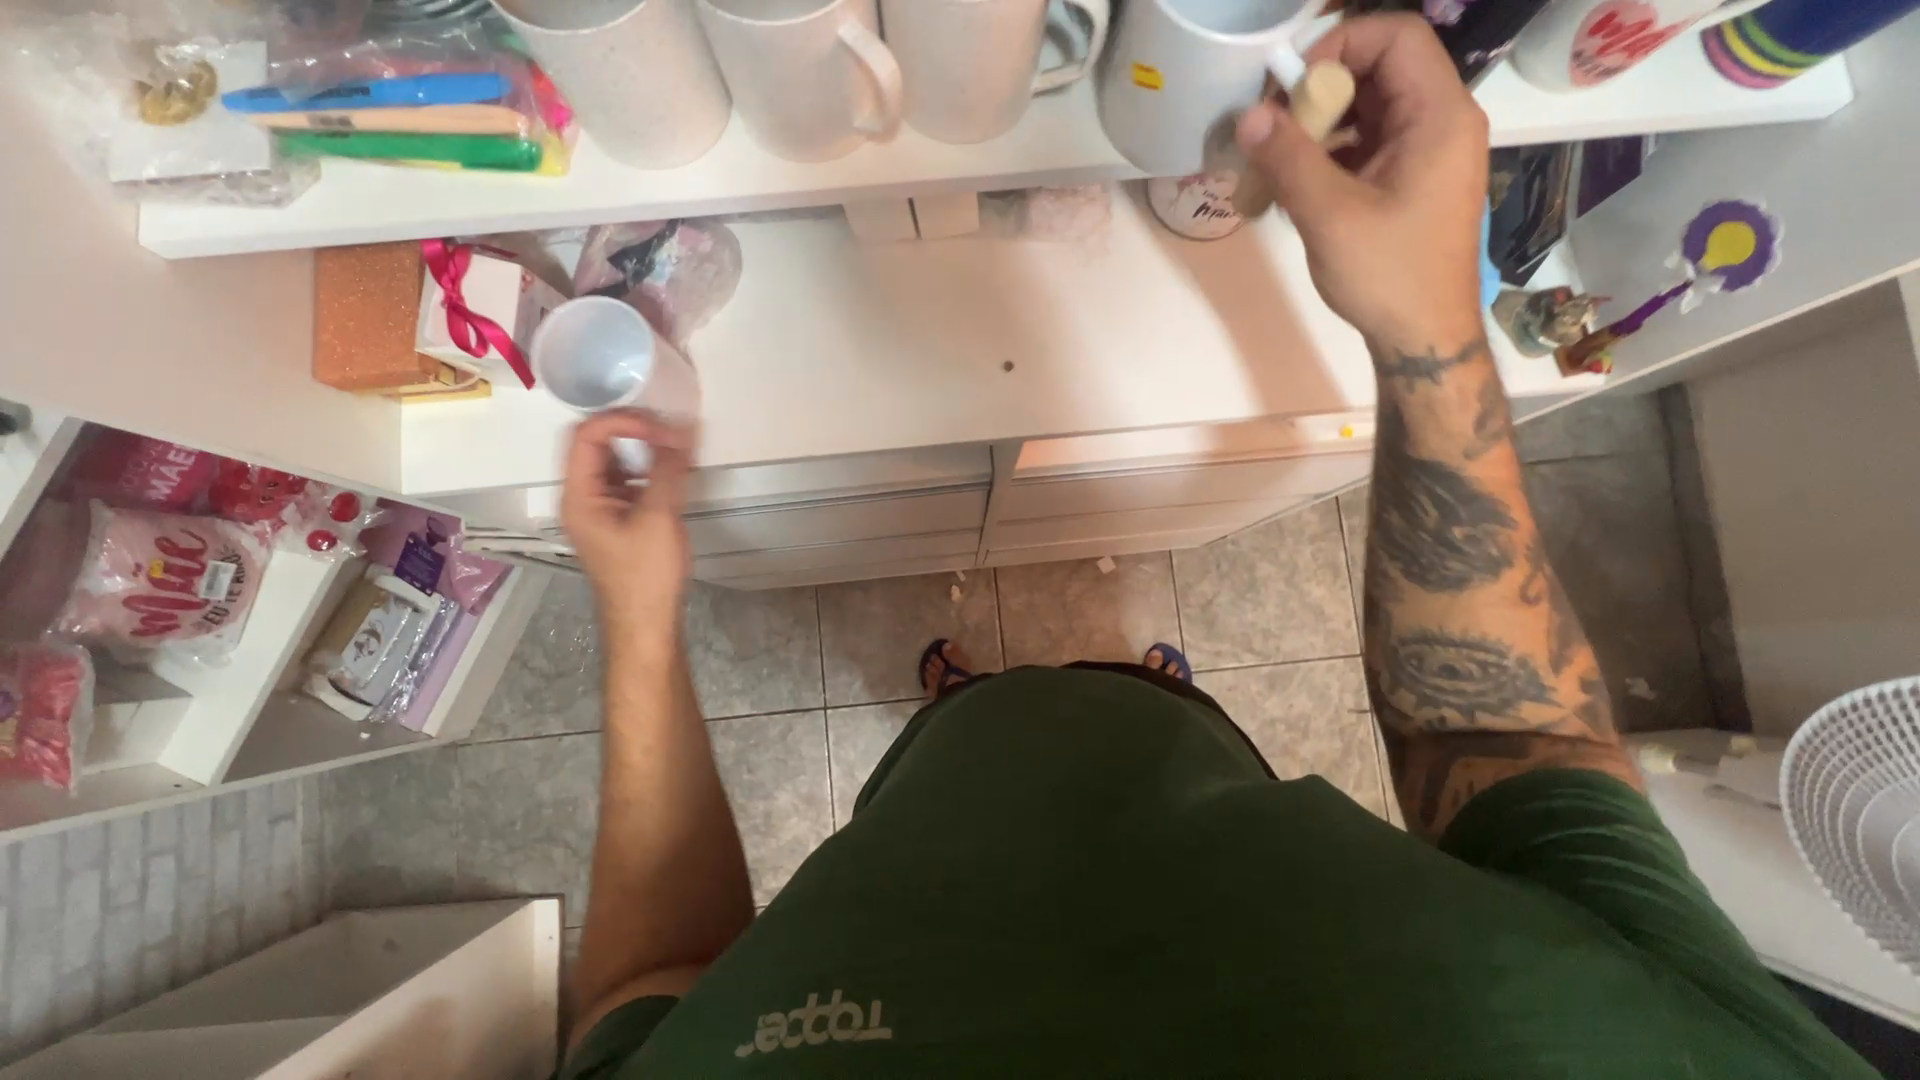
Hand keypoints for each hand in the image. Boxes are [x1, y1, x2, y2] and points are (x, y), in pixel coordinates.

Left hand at [559, 410, 696, 645]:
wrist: (646, 623)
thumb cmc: (646, 574)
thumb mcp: (659, 518)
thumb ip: (668, 470)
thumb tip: (681, 432)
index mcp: (578, 495)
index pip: (587, 435)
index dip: (623, 422)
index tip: (663, 430)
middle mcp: (582, 496)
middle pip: (596, 443)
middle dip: (633, 430)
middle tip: (671, 432)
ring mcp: (600, 508)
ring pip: (614, 461)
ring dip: (643, 448)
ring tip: (677, 447)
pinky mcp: (619, 518)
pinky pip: (629, 481)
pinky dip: (649, 469)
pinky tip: (674, 471)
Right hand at [1237, 15, 1488, 352]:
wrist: (1423, 334)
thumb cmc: (1388, 274)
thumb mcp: (1330, 216)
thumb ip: (1288, 159)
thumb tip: (1248, 117)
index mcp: (1439, 116)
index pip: (1396, 36)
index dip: (1339, 44)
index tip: (1289, 87)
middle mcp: (1441, 122)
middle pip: (1380, 69)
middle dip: (1320, 88)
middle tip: (1274, 124)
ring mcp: (1427, 152)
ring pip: (1370, 108)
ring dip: (1320, 123)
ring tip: (1277, 157)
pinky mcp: (1411, 180)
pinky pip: (1369, 144)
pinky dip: (1331, 152)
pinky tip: (1297, 183)